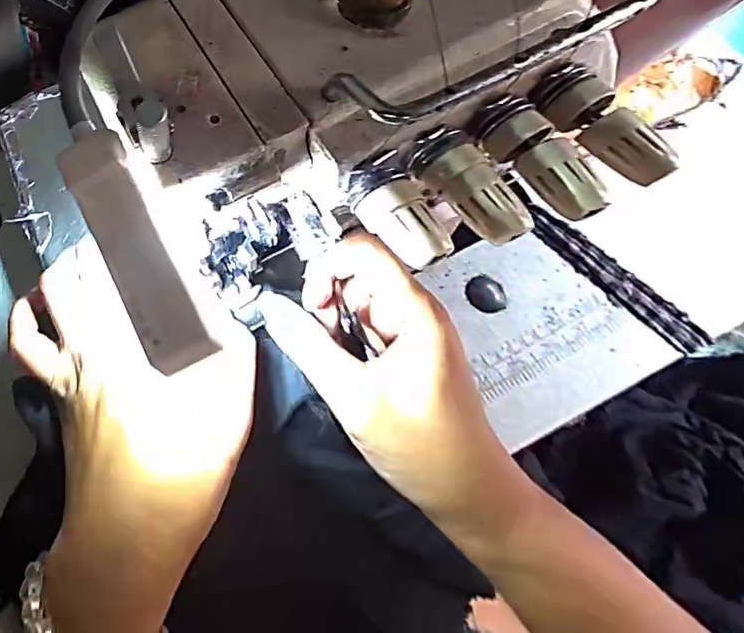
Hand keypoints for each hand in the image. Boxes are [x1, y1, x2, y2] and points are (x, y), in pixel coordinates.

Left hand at [9, 239, 254, 631]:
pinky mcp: (54, 399)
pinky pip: (26, 350)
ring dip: (55, 278)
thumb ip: (234, 354)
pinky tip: (39, 310)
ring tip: (79, 262)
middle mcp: (83, 354)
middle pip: (66, 281)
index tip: (140, 224)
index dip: (120, 241)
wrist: (126, 546)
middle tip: (114, 240)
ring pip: (40, 308)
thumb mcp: (226, 415)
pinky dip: (26, 321)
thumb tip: (231, 316)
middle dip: (86, 250)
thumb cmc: (174, 482)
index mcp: (121, 351)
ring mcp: (61, 377)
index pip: (109, 276)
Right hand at [269, 235, 708, 632]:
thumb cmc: (426, 450)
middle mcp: (416, 309)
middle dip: (329, 297)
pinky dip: (349, 338)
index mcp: (414, 310)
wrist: (470, 493)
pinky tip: (352, 371)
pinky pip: (367, 323)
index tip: (313, 303)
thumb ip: (309, 347)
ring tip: (340, 362)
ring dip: (337, 321)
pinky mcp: (407, 347)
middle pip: (357, 271)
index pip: (363, 249)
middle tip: (323, 338)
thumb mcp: (354, 398)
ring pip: (358, 298)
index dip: (328, 265)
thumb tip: (273, 309)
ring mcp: (413, 328)